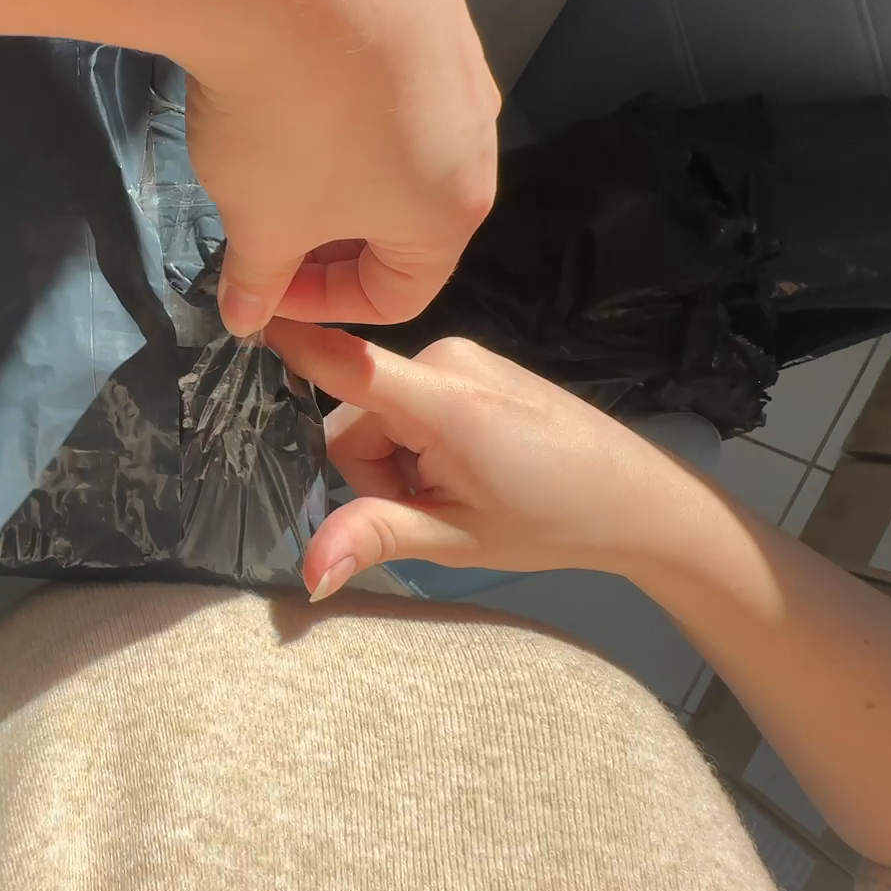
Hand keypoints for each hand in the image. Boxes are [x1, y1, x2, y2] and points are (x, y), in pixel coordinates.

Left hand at [183, 0, 500, 337]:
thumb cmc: (288, 132)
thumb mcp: (261, 226)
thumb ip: (257, 282)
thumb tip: (243, 320)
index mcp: (449, 213)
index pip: (399, 296)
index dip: (325, 305)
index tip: (264, 287)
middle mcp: (472, 140)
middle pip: (397, 224)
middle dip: (323, 241)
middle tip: (259, 229)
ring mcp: (455, 65)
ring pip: (390, 154)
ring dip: (328, 178)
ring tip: (265, 160)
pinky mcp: (427, 6)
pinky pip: (383, 87)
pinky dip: (336, 111)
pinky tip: (288, 89)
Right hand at [263, 321, 703, 599]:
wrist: (640, 499)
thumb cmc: (553, 521)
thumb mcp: (456, 537)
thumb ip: (375, 537)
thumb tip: (308, 574)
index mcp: (442, 402)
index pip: (349, 365)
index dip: (295, 345)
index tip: (249, 316)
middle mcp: (445, 360)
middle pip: (357, 418)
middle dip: (374, 470)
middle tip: (430, 506)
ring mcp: (461, 357)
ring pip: (379, 412)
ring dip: (396, 458)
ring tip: (453, 488)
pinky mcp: (470, 364)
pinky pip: (408, 400)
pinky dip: (416, 438)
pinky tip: (462, 464)